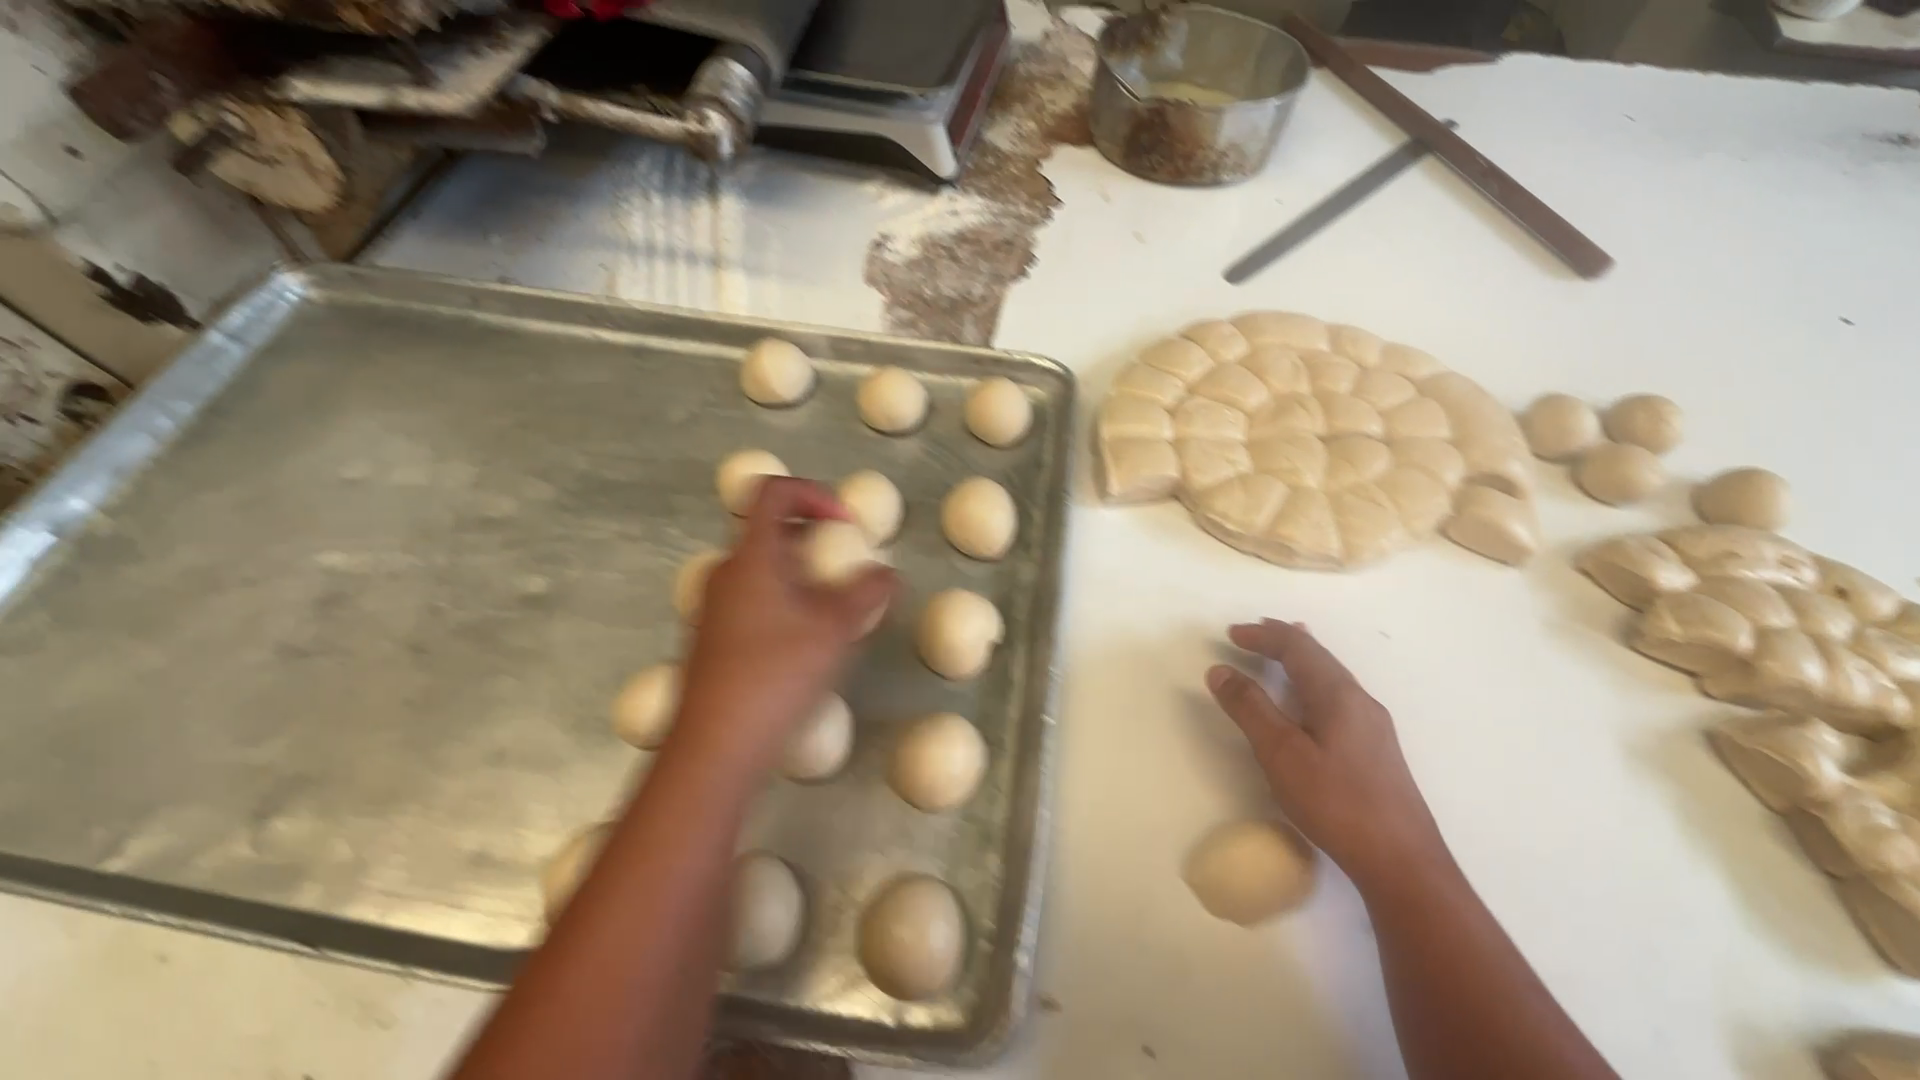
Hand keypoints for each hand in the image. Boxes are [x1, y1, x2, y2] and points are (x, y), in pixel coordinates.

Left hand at [670, 477, 894, 774]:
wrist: (715, 746)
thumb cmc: (775, 675)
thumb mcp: (834, 629)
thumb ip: (866, 592)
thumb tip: (886, 573)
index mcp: (750, 555)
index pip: (773, 491)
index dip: (814, 494)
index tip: (846, 526)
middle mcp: (725, 571)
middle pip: (771, 530)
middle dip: (816, 541)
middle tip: (849, 571)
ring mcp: (714, 606)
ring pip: (764, 569)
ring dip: (804, 576)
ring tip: (836, 612)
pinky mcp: (713, 638)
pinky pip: (754, 599)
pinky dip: (786, 602)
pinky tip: (809, 643)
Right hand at [1206, 619, 1452, 895]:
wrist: (1402, 860)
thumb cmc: (1336, 802)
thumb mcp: (1281, 754)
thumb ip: (1250, 709)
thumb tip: (1221, 670)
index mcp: (1338, 695)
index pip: (1298, 647)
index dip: (1263, 636)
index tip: (1231, 633)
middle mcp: (1360, 701)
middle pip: (1320, 656)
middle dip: (1284, 641)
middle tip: (1252, 635)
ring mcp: (1373, 727)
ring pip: (1332, 677)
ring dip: (1302, 661)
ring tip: (1282, 654)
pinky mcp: (1376, 750)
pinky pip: (1339, 698)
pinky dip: (1314, 684)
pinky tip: (1311, 704)